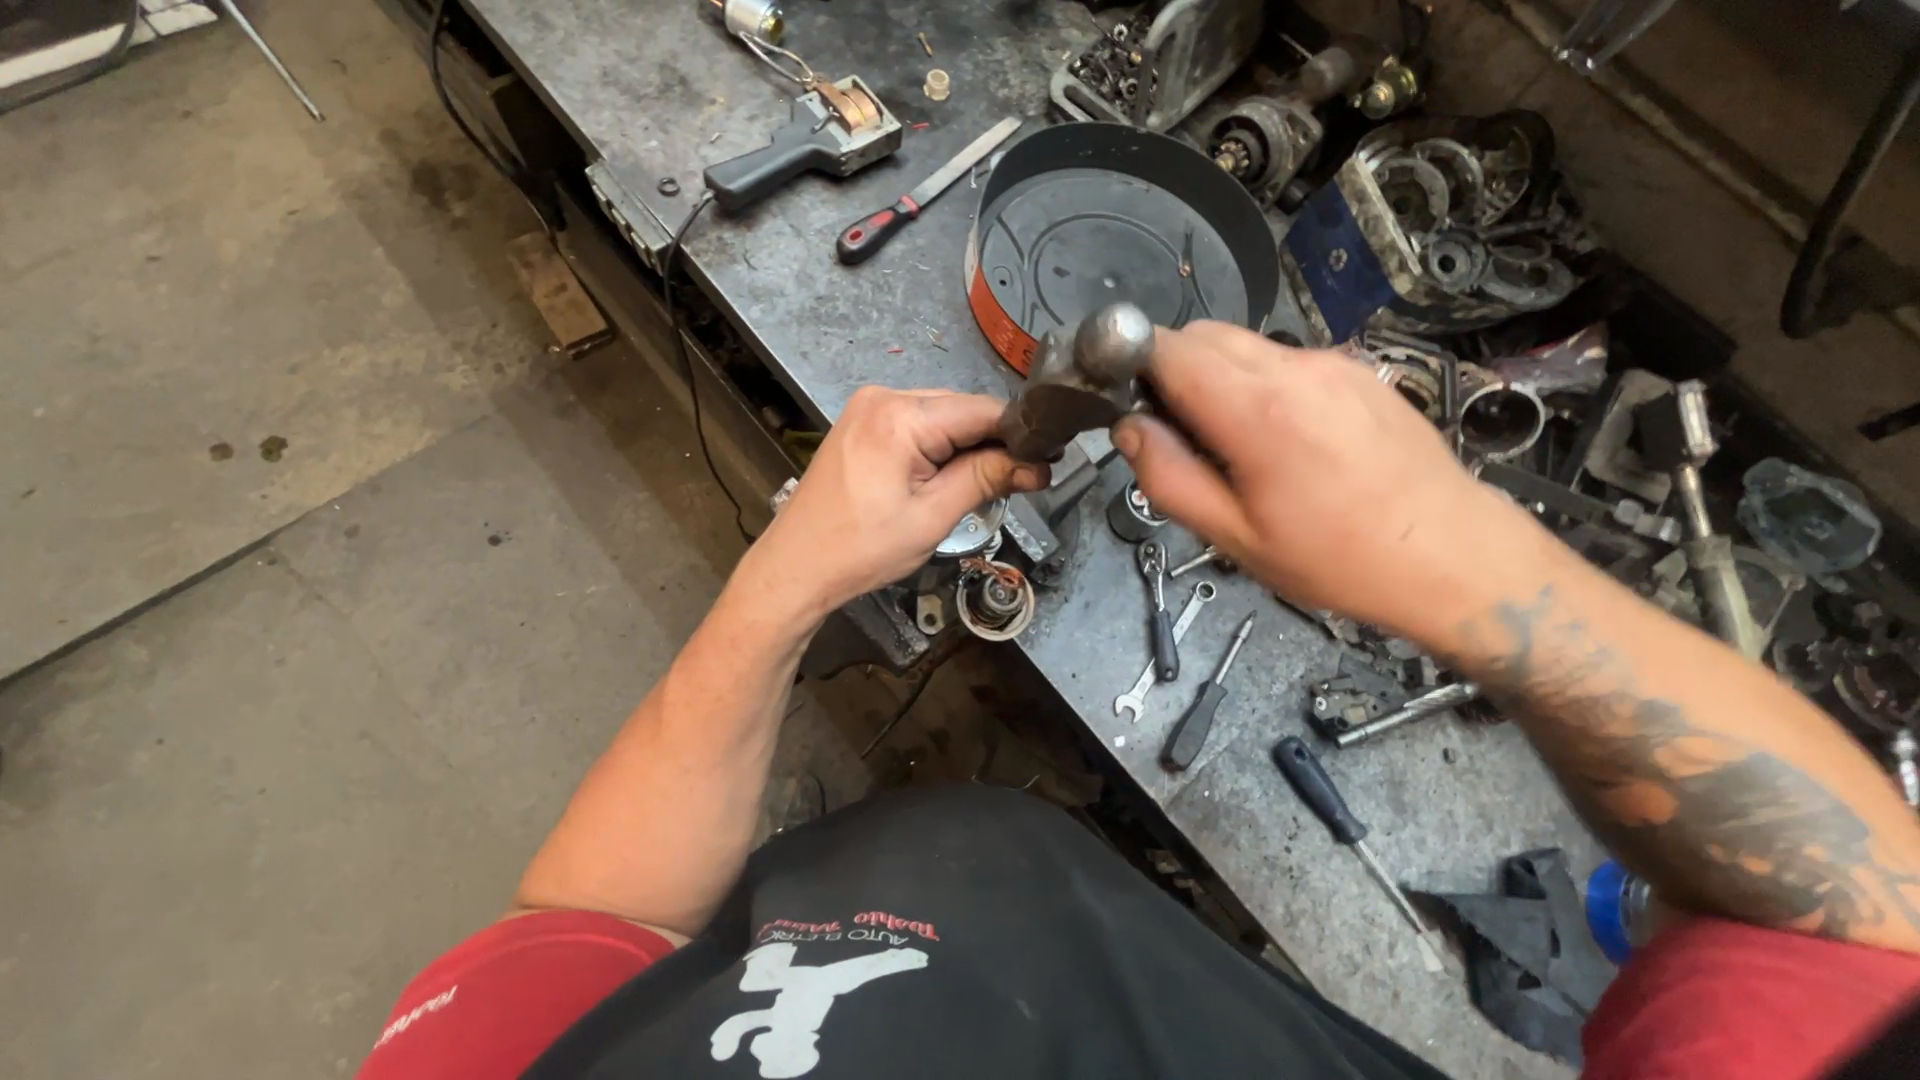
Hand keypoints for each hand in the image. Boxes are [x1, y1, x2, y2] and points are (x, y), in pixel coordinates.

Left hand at [743, 387, 1049, 621]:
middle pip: (961, 409)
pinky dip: (937, 447)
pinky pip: (915, 425)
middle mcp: (883, 397)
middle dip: (992, 442)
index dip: (1019, 434)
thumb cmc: (861, 549)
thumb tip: (1038, 465)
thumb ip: (986, 480)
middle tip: (1020, 480)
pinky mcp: (860, 424)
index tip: (1047, 459)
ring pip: (940, 416)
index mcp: (900, 416)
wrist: (796, 566)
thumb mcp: (933, 516)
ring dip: (965, 446)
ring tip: (982, 484)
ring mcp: (867, 408)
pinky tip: (946, 476)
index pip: (982, 409)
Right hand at [1113, 322, 1533, 637]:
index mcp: (1258, 410)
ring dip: (1216, 378)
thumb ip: (1168, 478)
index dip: (1134, 364)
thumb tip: (1129, 429)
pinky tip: (1281, 440)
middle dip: (1171, 371)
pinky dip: (1260, 384)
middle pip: (1204, 335)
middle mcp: (1296, 369)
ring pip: (1244, 345)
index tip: (1124, 398)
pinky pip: (1286, 361)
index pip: (1170, 347)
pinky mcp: (1358, 372)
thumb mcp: (1233, 537)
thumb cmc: (1337, 558)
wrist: (1452, 554)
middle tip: (1176, 433)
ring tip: (1233, 443)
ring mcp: (1333, 364)